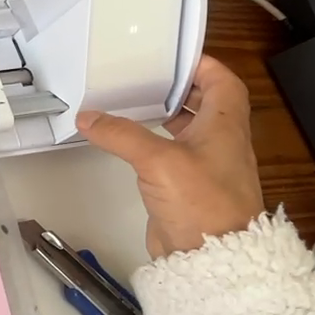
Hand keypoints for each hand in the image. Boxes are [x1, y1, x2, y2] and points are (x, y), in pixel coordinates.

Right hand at [75, 55, 265, 257]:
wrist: (212, 258)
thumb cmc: (203, 204)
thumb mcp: (158, 159)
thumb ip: (121, 134)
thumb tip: (89, 117)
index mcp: (225, 129)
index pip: (224, 85)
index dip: (205, 66)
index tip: (177, 56)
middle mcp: (220, 144)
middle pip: (208, 105)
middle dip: (180, 88)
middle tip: (149, 77)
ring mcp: (206, 167)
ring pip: (190, 129)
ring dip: (167, 114)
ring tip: (136, 104)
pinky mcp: (188, 188)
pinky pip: (173, 154)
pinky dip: (154, 141)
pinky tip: (131, 143)